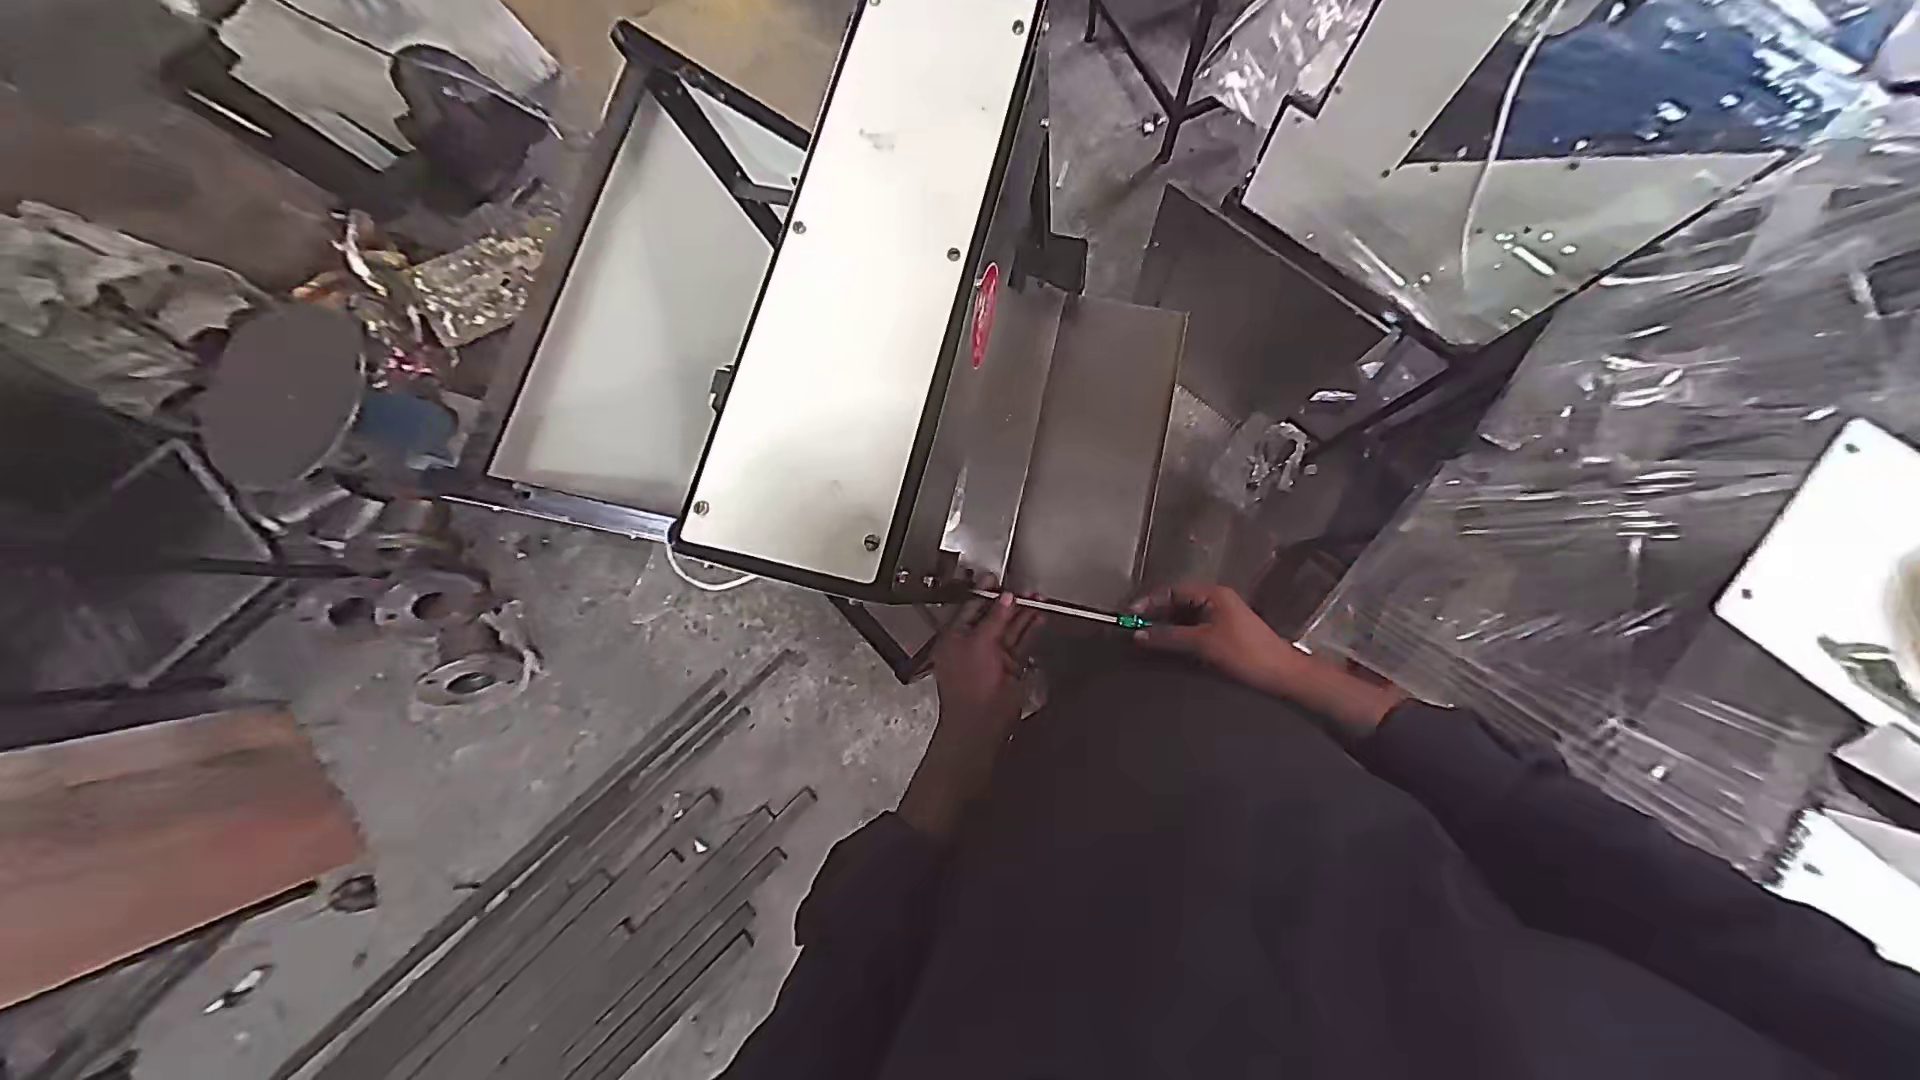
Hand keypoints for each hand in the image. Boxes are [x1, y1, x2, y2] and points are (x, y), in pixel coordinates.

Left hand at [900, 592, 1043, 835]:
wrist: (981, 728)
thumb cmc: (970, 692)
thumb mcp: (980, 645)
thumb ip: (994, 620)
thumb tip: (1005, 599)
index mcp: (954, 638)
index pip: (970, 607)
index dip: (985, 592)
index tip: (997, 579)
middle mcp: (971, 646)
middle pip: (991, 616)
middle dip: (1009, 602)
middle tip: (1024, 588)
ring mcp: (990, 658)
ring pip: (1008, 629)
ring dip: (1023, 614)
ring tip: (1038, 598)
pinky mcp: (1008, 669)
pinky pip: (1019, 643)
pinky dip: (1029, 629)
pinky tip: (1038, 618)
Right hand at [1131, 583, 1289, 688]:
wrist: (1283, 675)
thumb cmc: (1246, 654)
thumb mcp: (1203, 644)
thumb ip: (1169, 637)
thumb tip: (1139, 634)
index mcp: (1213, 594)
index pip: (1172, 590)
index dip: (1149, 601)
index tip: (1130, 615)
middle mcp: (1216, 600)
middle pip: (1176, 602)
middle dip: (1155, 614)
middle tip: (1135, 627)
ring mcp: (1220, 616)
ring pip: (1183, 616)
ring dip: (1165, 626)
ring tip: (1146, 637)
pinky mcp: (1222, 632)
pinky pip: (1192, 628)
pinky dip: (1177, 635)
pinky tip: (1167, 645)